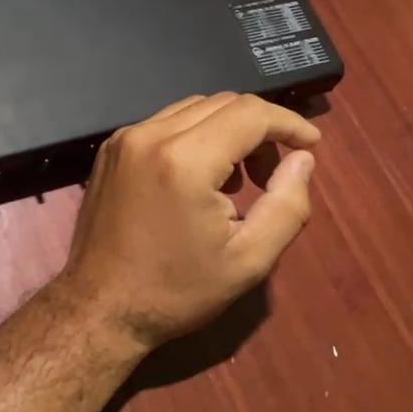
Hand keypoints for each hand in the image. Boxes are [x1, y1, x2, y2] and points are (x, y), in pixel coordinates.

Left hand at [56, 93, 320, 351]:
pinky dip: (195, 136)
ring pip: (193, 108)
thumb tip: (304, 158)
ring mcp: (124, 138)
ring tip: (239, 181)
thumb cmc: (177, 291)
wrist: (100, 308)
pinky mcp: (111, 148)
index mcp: (184, 159)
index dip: (288, 123)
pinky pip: (165, 123)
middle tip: (275, 173)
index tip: (311, 145)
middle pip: (223, 103)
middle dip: (260, 129)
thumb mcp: (249, 260)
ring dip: (227, 131)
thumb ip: (287, 204)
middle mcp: (150, 135)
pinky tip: (201, 178)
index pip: (250, 113)